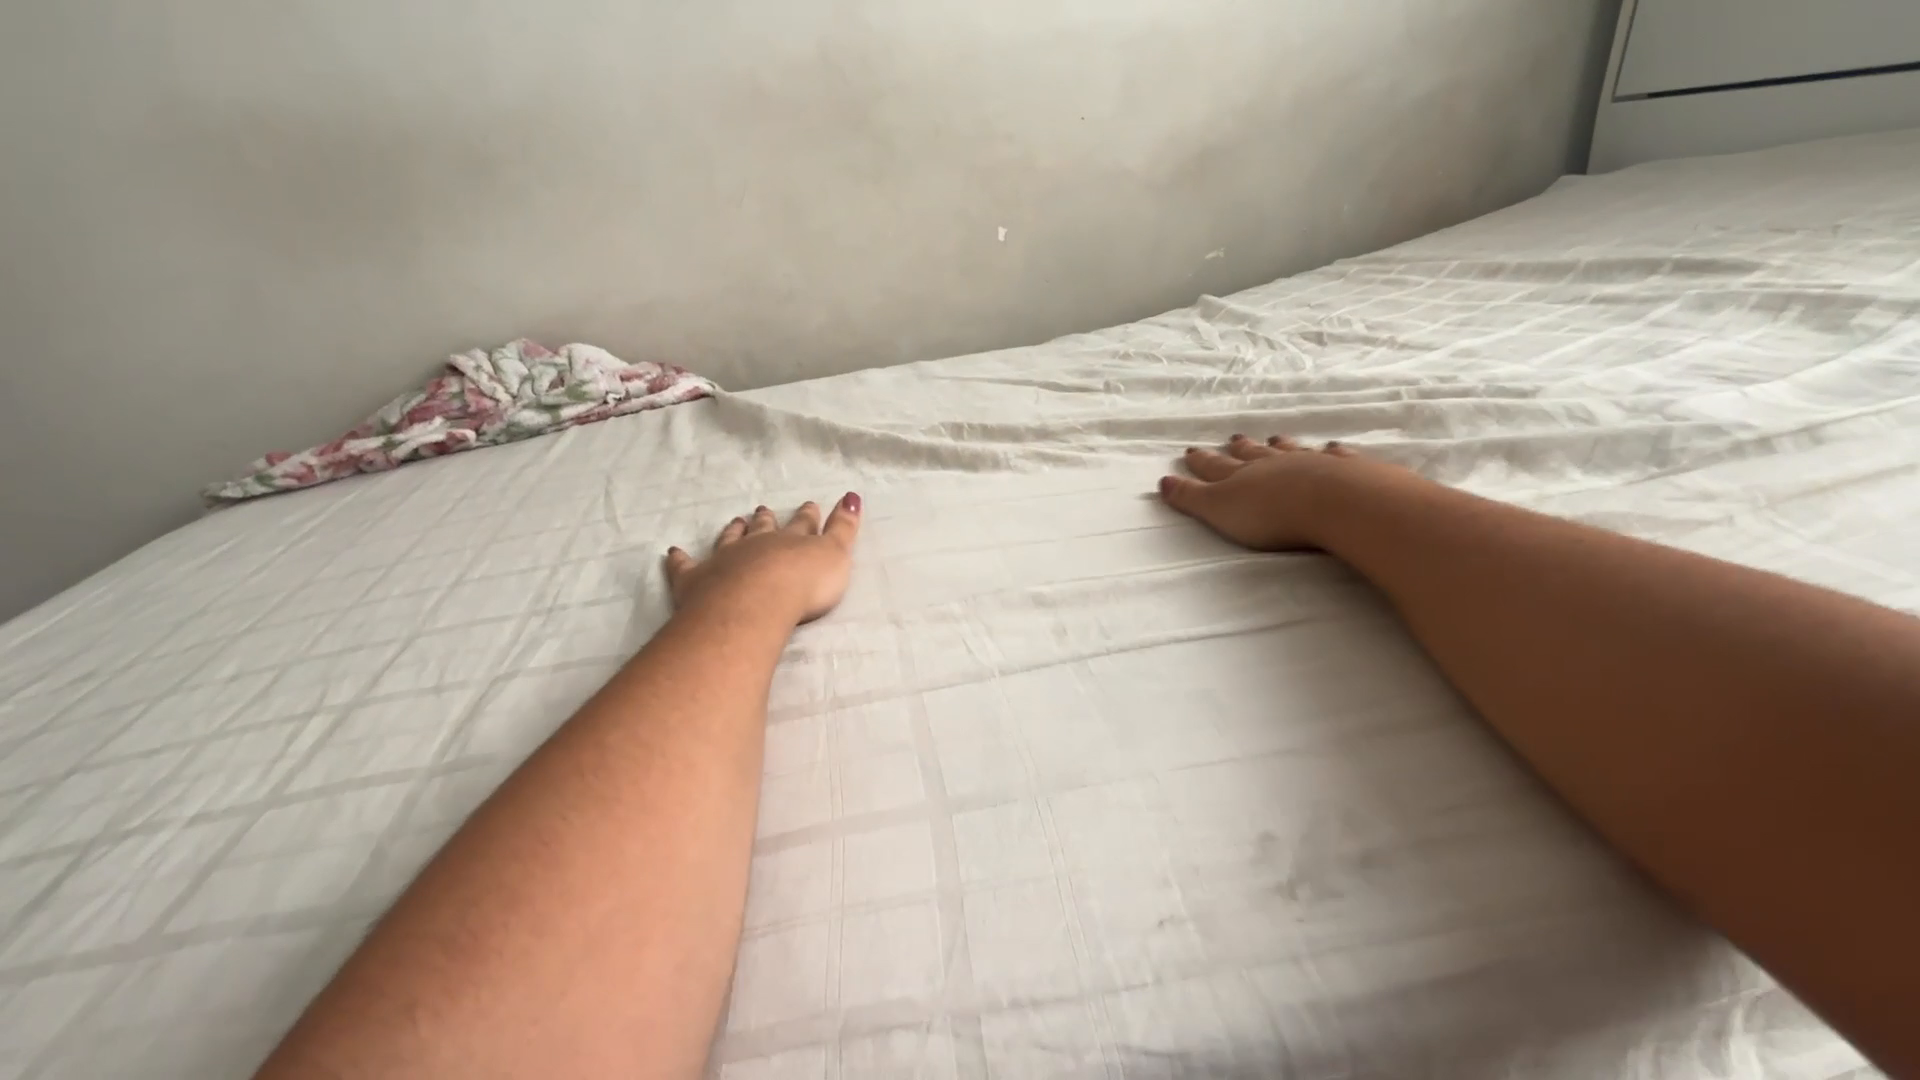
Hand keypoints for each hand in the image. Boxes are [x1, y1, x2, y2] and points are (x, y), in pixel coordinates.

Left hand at [664, 494, 863, 623]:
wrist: (755, 603)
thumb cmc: (803, 584)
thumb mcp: (836, 556)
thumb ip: (844, 528)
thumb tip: (852, 496)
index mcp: (792, 541)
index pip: (802, 524)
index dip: (807, 515)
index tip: (809, 505)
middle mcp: (757, 545)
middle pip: (762, 529)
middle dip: (766, 520)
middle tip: (763, 510)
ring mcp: (724, 560)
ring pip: (729, 540)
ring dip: (733, 531)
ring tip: (735, 521)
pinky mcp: (695, 580)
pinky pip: (685, 566)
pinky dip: (679, 559)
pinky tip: (673, 552)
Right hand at [1159, 435, 1404, 549]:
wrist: (1336, 502)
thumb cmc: (1271, 513)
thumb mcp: (1220, 510)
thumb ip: (1192, 497)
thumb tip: (1163, 481)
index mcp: (1241, 476)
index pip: (1215, 467)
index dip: (1201, 462)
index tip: (1191, 452)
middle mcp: (1274, 464)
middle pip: (1253, 454)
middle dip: (1239, 449)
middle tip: (1233, 438)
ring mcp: (1312, 463)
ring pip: (1291, 451)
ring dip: (1280, 446)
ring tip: (1274, 439)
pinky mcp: (1347, 471)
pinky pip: (1336, 457)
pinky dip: (1331, 453)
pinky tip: (1333, 448)